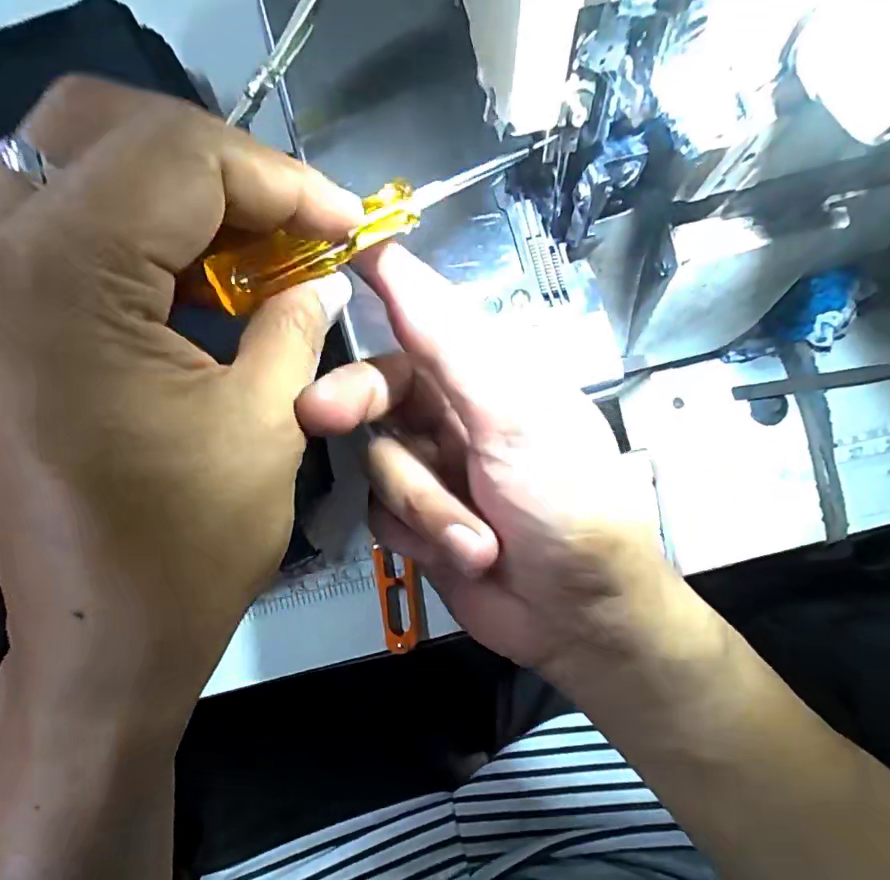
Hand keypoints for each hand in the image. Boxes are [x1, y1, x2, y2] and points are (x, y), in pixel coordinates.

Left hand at [0, 76, 361, 743]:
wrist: (108, 636)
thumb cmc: (194, 545)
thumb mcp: (269, 421)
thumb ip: (295, 321)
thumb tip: (322, 273)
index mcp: (52, 282)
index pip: (173, 156)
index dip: (276, 177)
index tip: (344, 221)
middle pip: (97, 127)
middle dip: (218, 164)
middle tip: (295, 223)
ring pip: (70, 168)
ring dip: (175, 196)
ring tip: (256, 250)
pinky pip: (52, 229)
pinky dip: (133, 236)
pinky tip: (195, 281)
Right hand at [295, 245, 673, 680]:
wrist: (578, 614)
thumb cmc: (564, 503)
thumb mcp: (513, 416)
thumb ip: (448, 343)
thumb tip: (391, 256)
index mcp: (489, 376)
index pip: (417, 316)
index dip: (367, 296)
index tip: (311, 281)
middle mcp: (457, 415)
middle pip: (374, 389)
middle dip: (355, 405)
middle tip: (318, 415)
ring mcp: (436, 471)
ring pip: (377, 461)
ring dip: (424, 506)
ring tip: (477, 540)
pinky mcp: (420, 523)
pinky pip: (381, 512)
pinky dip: (418, 535)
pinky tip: (463, 556)